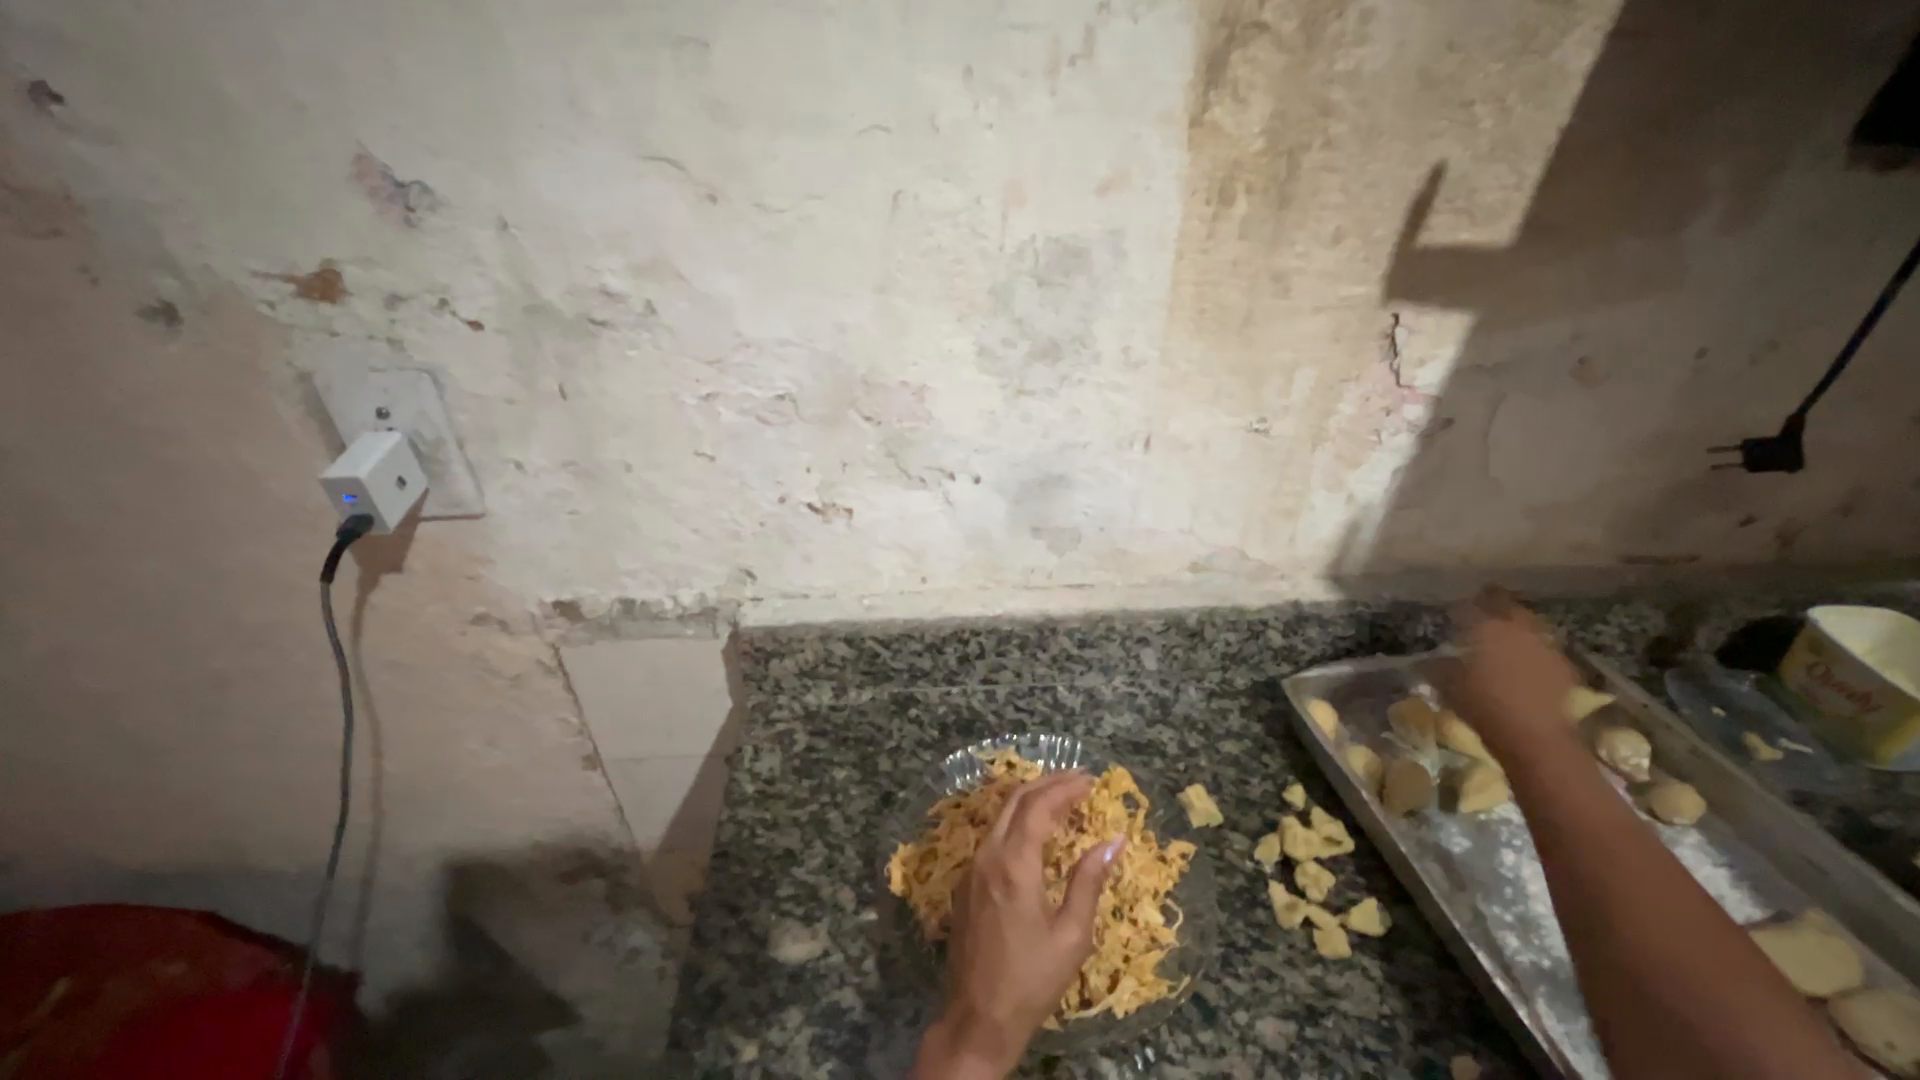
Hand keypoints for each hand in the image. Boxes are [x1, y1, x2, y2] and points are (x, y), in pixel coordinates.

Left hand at [913, 770, 1123, 1078]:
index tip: (1092, 780)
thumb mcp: (1072, 934)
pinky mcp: (965, 884)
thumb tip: (1114, 841)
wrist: (977, 1017)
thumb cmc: (1032, 980)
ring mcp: (971, 869)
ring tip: (1062, 797)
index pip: (1039, 807)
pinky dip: (1017, 822)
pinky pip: (992, 837)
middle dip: (1047, 783)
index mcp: (1013, 865)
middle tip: (1079, 778)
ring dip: (1031, 800)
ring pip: (1000, 817)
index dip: (1065, 788)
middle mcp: (986, 857)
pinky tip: (1036, 831)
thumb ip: (1089, 881)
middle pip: (1015, 801)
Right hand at [1425, 587, 1581, 754]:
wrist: (1535, 736)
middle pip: (1509, 607)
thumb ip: (1438, 666)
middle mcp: (1520, 629)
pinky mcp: (1565, 667)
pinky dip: (1533, 652)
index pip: (1472, 605)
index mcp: (1488, 627)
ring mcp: (1546, 646)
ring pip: (1530, 626)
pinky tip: (1525, 666)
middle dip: (1495, 609)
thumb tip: (1429, 660)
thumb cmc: (1482, 706)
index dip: (1461, 607)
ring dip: (1517, 630)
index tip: (1453, 614)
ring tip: (1504, 642)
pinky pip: (1544, 650)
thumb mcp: (1447, 686)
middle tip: (1482, 617)